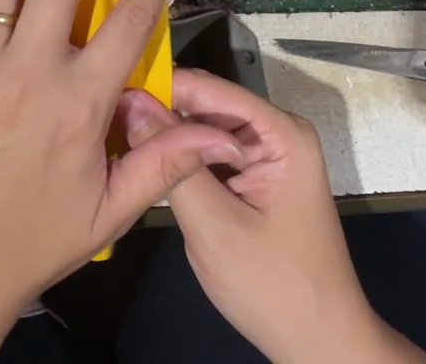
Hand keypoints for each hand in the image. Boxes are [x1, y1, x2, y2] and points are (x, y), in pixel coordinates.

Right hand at [121, 69, 425, 363]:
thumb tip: (131, 104)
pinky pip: (210, 152)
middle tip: (106, 124)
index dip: (158, 87)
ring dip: (166, 137)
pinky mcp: (256, 175)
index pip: (209, 88)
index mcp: (281, 132)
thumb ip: (172, 164)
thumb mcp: (215, 227)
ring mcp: (268, 153)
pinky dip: (181, 158)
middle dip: (159, 113)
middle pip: (205, 105)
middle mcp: (277, 131)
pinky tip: (147, 164)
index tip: (109, 96)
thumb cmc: (275, 287)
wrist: (319, 344)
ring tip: (116, 139)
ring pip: (203, 129)